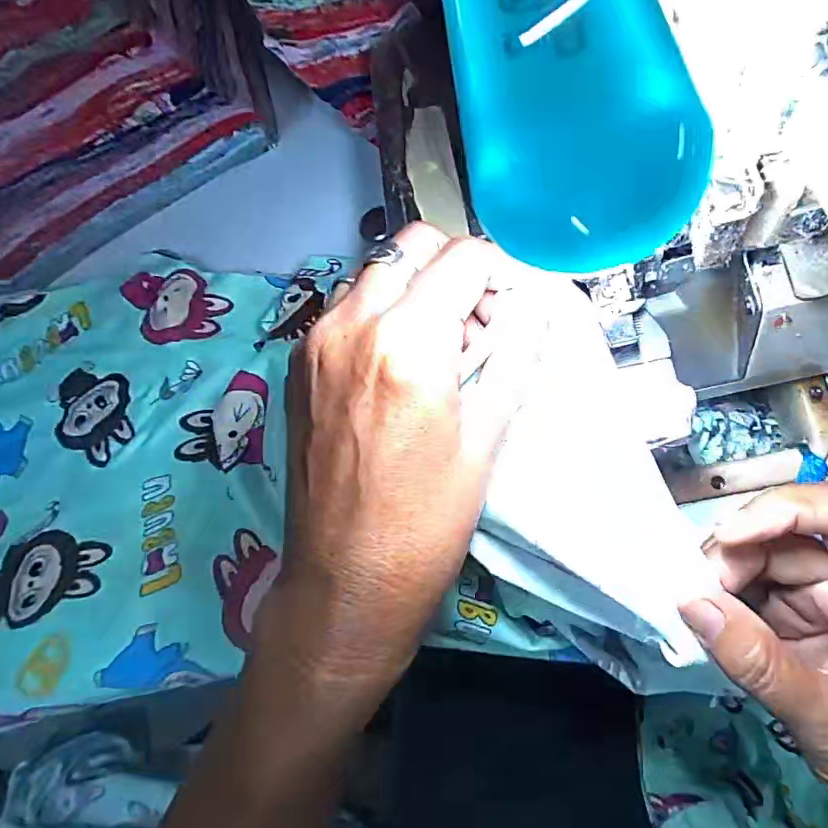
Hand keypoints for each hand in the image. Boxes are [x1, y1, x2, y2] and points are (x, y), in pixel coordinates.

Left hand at [262, 222, 538, 721]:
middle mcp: (351, 325)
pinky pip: (348, 307)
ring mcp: (315, 341)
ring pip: (376, 271)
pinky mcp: (297, 363)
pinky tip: (399, 365)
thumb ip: (512, 354)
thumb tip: (530, 309)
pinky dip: (382, 312)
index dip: (498, 273)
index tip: (509, 307)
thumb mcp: (487, 436)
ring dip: (416, 288)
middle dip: (454, 269)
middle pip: (412, 246)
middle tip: (477, 322)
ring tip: (439, 347)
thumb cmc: (426, 521)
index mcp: (406, 342)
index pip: (462, 258)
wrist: (345, 581)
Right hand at [679, 484, 827, 827]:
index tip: (731, 537)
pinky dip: (726, 598)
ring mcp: (826, 604)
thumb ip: (758, 662)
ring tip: (697, 602)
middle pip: (792, 536)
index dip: (787, 509)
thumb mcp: (826, 720)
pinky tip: (708, 614)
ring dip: (727, 573)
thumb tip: (692, 604)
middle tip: (700, 586)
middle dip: (740, 550)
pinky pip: (755, 592)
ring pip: (767, 560)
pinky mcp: (800, 623)